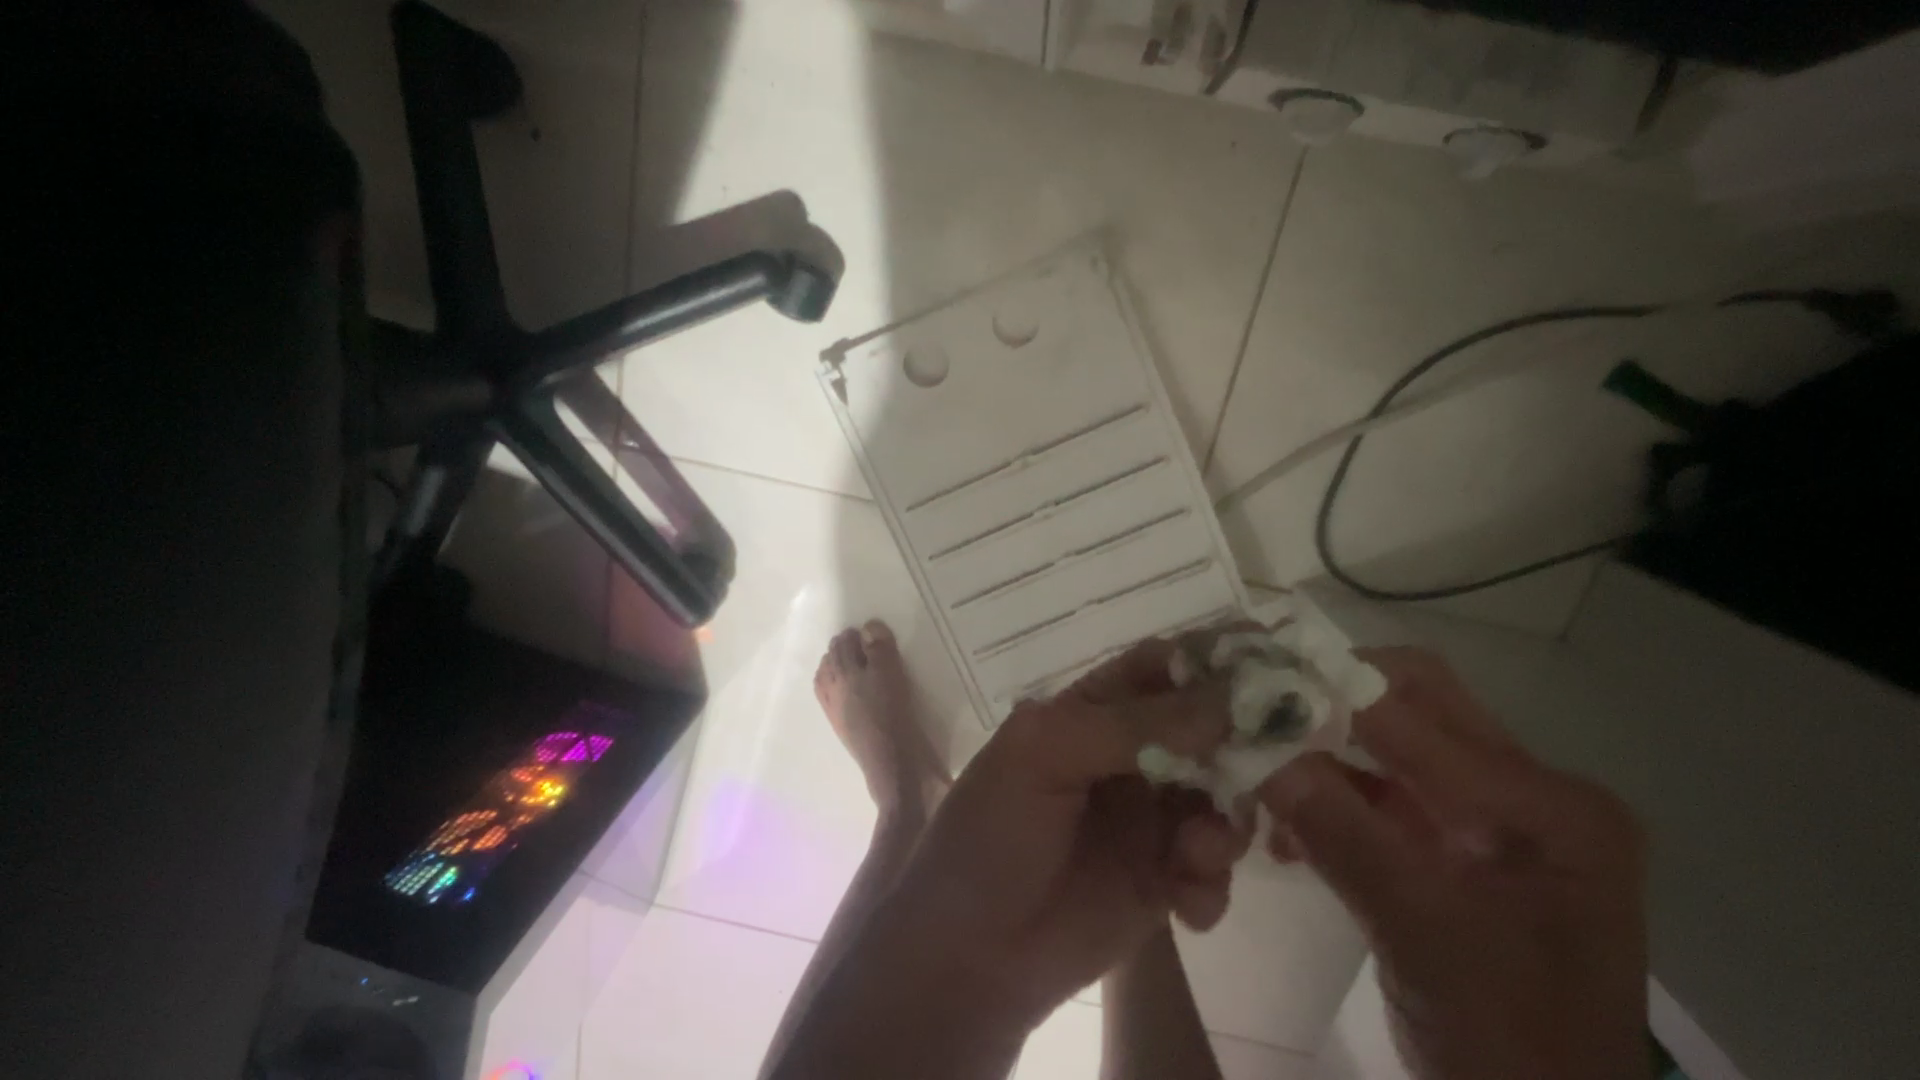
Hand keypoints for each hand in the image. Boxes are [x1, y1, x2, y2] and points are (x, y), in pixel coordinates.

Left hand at [883, 635, 1250, 1018]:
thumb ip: (1132, 725)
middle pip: (1207, 731)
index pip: (1161, 668)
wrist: (970, 955)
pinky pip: (1215, 866)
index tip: (1269, 671)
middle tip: (1265, 771)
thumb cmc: (991, 836)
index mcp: (1091, 713)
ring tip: (1195, 853)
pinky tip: (1186, 905)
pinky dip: (1212, 881)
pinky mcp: (1164, 880)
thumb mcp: (1043, 755)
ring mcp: (1149, 819)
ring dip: (1225, 823)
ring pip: (1222, 798)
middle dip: (1240, 749)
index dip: (1212, 662)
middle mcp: (1129, 756)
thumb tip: (1229, 701)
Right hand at [1260, 648, 1647, 1079]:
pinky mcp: (1460, 851)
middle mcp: (1531, 793)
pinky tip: (1283, 825)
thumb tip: (1255, 751)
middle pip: (1414, 706)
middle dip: (1328, 698)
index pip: (1422, 714)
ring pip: (1392, 746)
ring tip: (1253, 764)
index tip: (1247, 680)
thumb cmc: (1511, 1042)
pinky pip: (1386, 796)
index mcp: (1549, 806)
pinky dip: (1332, 795)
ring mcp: (1496, 822)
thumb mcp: (1424, 937)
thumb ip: (1342, 835)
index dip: (1328, 692)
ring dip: (1322, 749)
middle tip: (1250, 705)